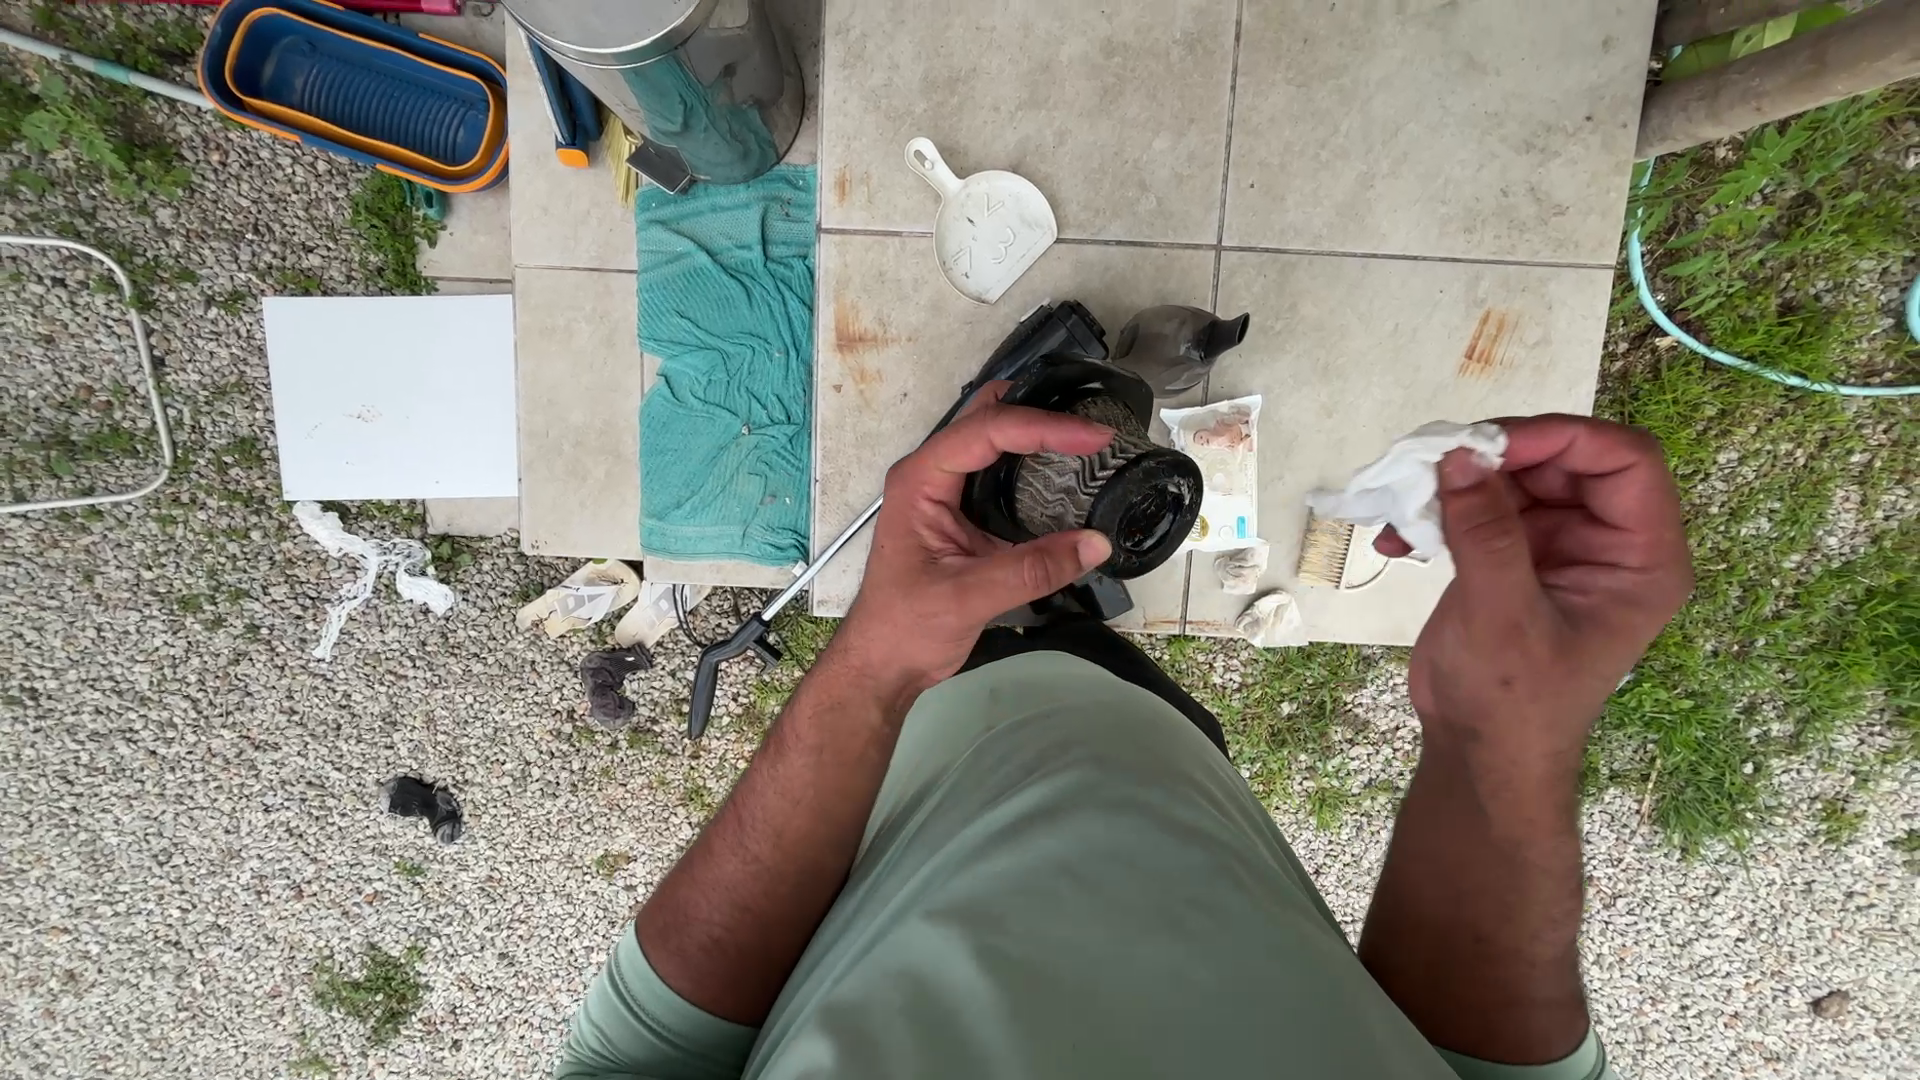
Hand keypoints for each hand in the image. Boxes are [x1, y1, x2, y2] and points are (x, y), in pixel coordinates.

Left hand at [834, 388, 1113, 703]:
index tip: (1094, 437)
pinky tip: (1067, 476)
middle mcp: (931, 475)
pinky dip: (1034, 467)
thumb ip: (1032, 570)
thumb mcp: (968, 598)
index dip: (1043, 426)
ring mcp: (945, 493)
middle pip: (987, 418)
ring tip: (1089, 440)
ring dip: (1038, 434)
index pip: (986, 430)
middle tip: (1094, 422)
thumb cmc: (906, 628)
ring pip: (994, 441)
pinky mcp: (962, 515)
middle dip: (1040, 410)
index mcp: (920, 480)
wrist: (884, 663)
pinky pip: (1001, 475)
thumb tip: (1097, 543)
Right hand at [1376, 414, 1691, 776]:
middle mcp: (1603, 544)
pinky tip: (1395, 542)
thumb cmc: (1510, 695)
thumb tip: (1458, 456)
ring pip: (1511, 484)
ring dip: (1453, 489)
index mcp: (1639, 557)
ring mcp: (1551, 552)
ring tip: (1401, 508)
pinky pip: (1476, 515)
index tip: (1482, 443)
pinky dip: (1433, 518)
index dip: (1559, 438)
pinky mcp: (1507, 563)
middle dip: (1494, 461)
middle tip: (1429, 468)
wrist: (1477, 749)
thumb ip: (1485, 533)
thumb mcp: (1502, 613)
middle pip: (1561, 465)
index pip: (1622, 461)